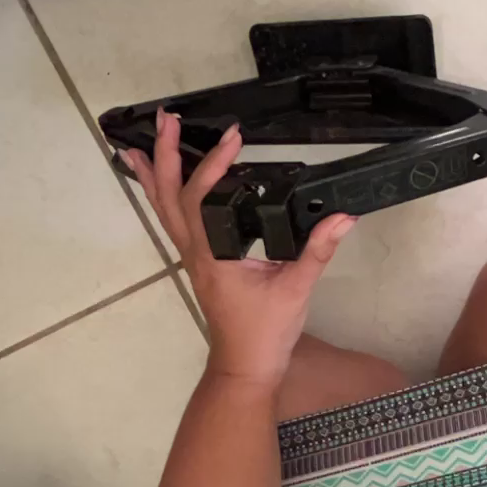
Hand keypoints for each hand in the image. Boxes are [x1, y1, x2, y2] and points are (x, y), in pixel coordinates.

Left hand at [121, 109, 355, 386]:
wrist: (245, 367)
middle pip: (168, 197)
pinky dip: (163, 196)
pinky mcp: (200, 262)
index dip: (214, 165)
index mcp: (214, 255)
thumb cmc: (265, 332)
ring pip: (164, 209)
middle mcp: (195, 252)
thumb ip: (318, 251)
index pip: (202, 200)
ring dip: (153, 174)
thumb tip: (344, 217)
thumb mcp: (296, 290)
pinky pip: (174, 221)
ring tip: (141, 141)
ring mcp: (193, 257)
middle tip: (165, 119)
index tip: (234, 137)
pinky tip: (163, 183)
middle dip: (164, 155)